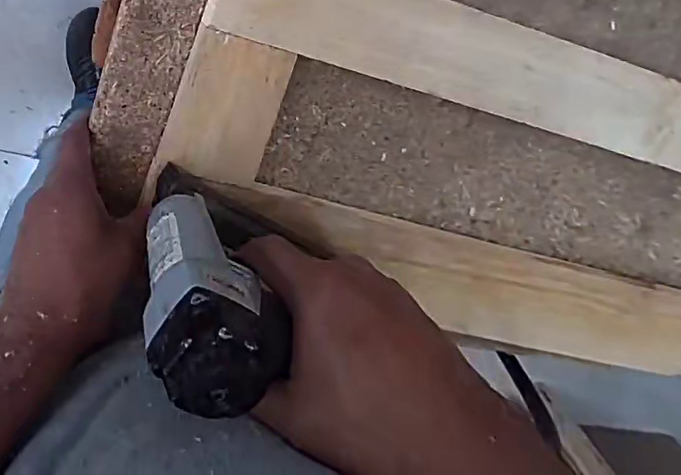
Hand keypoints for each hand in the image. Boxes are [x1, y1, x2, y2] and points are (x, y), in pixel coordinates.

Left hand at [0, 118, 146, 360]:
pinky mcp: (26, 243)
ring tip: (118, 192)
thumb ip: (146, 215)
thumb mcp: (127, 248)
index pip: (74, 137)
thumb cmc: (84, 283)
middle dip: (97, 156)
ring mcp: (30, 220)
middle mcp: (43, 195)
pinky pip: (53, 211)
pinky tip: (95, 226)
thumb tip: (165, 196)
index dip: (91, 120)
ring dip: (85, 185)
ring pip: (60, 188)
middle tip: (130, 156)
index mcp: (68, 186)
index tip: (112, 114)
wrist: (32, 338)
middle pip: (68, 162)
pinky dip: (73, 207)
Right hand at [240, 237, 565, 474]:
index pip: (267, 248)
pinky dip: (347, 309)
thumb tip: (233, 381)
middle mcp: (351, 273)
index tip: (233, 272)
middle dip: (280, 289)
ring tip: (312, 345)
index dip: (243, 256)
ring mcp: (381, 283)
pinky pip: (362, 291)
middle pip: (300, 264)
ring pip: (333, 278)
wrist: (448, 432)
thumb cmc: (375, 421)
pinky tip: (351, 351)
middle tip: (268, 324)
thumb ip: (254, 390)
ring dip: (316, 300)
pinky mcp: (404, 299)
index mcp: (318, 288)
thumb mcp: (294, 415)